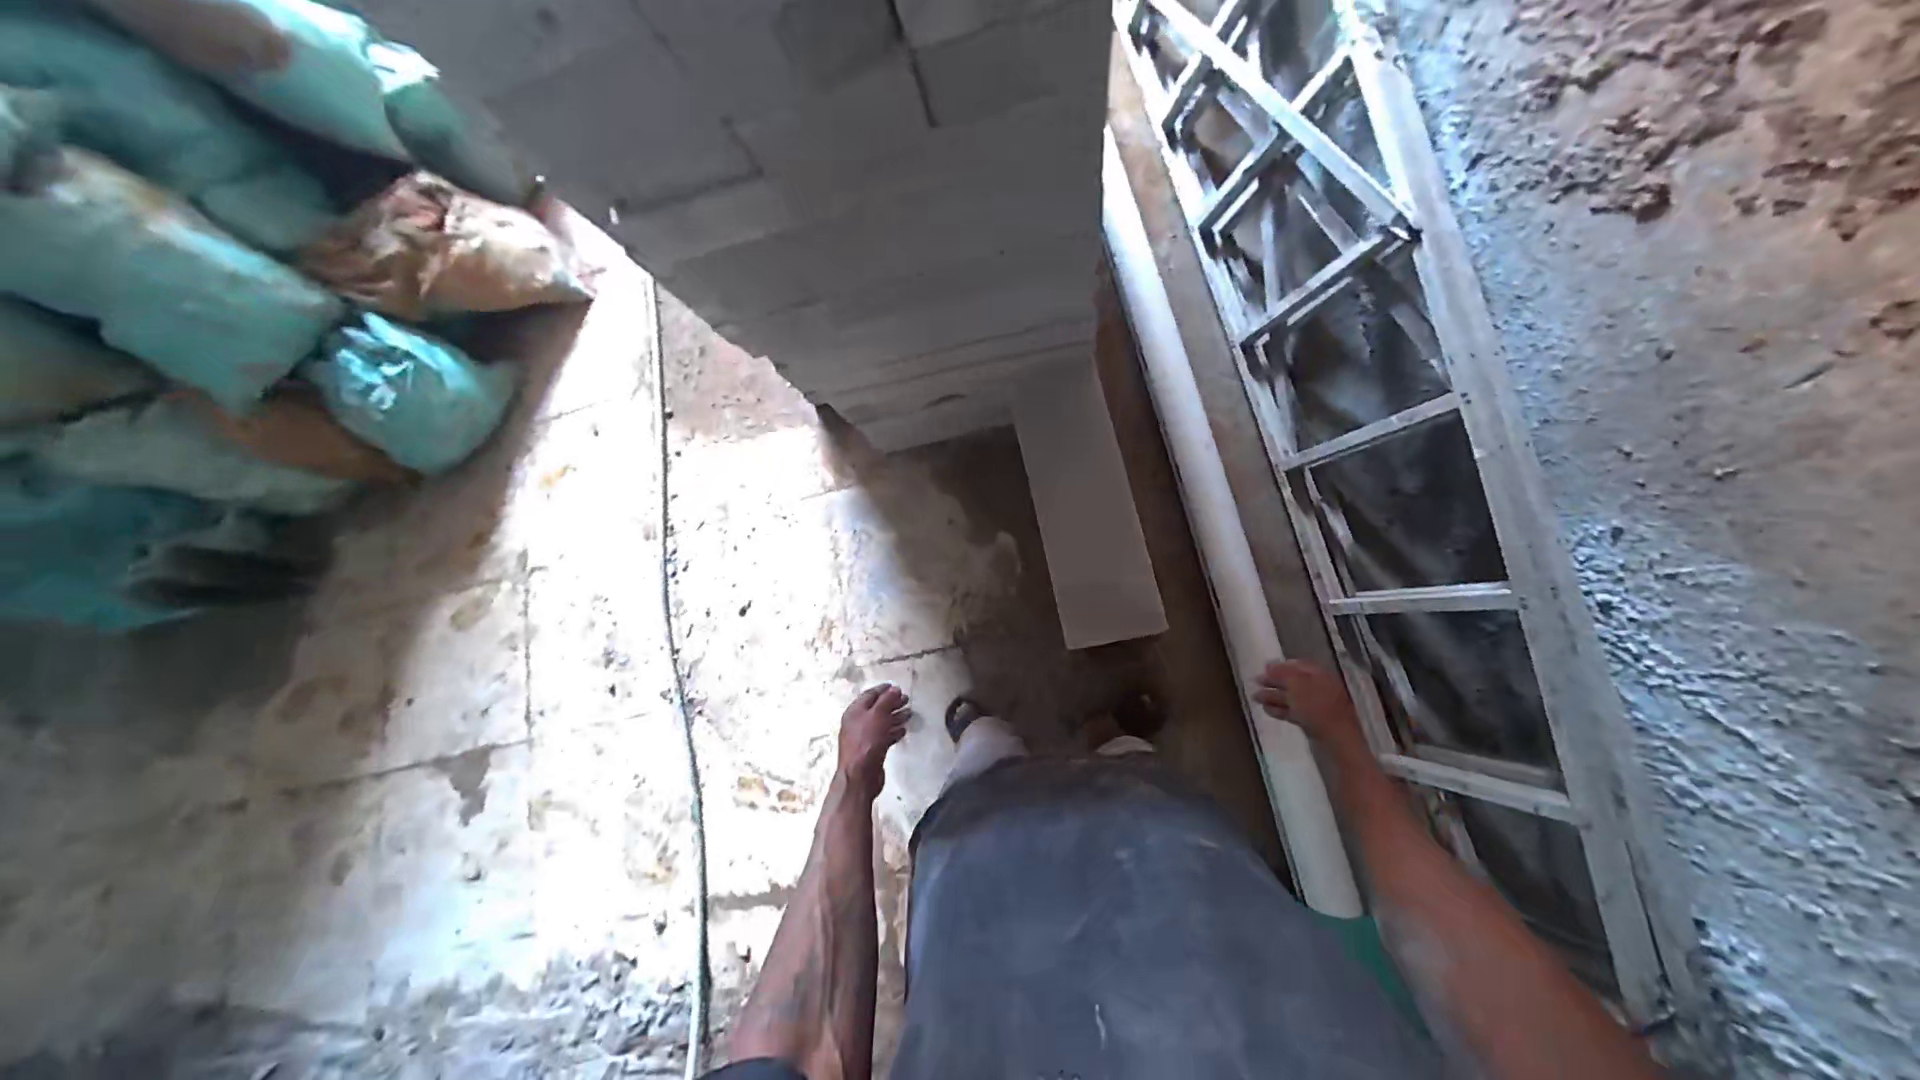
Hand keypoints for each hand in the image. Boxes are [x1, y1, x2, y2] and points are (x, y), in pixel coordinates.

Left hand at [838, 683, 908, 798]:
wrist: (859, 775)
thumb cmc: (866, 742)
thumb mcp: (877, 716)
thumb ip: (886, 701)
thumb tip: (895, 689)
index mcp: (854, 711)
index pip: (870, 695)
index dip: (883, 690)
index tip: (896, 686)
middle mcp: (858, 723)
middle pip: (877, 708)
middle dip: (892, 703)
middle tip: (906, 699)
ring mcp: (864, 737)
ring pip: (882, 722)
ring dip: (895, 717)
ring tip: (910, 713)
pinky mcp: (872, 750)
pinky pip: (884, 736)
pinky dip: (893, 731)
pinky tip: (903, 730)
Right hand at [1254, 660, 1364, 753]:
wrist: (1336, 739)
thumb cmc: (1317, 706)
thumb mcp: (1296, 684)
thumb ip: (1281, 673)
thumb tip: (1268, 666)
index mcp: (1319, 675)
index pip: (1296, 665)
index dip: (1278, 666)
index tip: (1262, 669)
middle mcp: (1319, 688)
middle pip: (1293, 682)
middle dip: (1273, 682)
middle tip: (1255, 683)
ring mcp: (1317, 706)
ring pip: (1292, 698)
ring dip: (1273, 697)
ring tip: (1255, 698)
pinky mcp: (1313, 722)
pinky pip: (1294, 712)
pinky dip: (1280, 710)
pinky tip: (1267, 710)